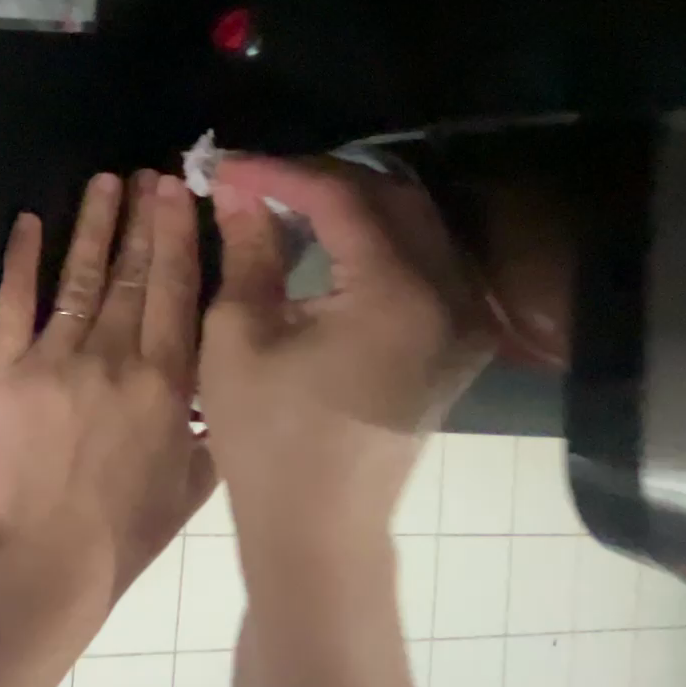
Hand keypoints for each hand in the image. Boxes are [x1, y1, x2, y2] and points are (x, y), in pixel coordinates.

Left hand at [0, 171, 216, 602]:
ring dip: (92, 227)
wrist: (50, 553)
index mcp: (167, 383)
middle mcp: (114, 357)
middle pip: (132, 275)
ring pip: (80, 277)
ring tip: (104, 183)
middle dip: (141, 220)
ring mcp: (55, 357)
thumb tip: (216, 369)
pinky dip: (21, 259)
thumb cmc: (128, 525)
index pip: (176, 291)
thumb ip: (208, 416)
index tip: (179, 194)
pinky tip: (29, 221)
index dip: (178, 237)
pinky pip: (16, 302)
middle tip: (147, 173)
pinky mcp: (7, 366)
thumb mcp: (195, 475)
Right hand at [198, 155, 496, 539]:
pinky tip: (318, 233)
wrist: (317, 521)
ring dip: (344, 199)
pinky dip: (368, 233)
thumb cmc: (265, 432)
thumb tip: (235, 189)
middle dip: (313, 177)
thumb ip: (247, 249)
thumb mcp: (238, 332)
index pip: (339, 198)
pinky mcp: (456, 337)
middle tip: (248, 177)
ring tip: (276, 196)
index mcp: (397, 298)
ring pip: (411, 221)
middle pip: (389, 197)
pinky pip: (419, 256)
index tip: (220, 166)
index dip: (275, 172)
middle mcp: (452, 298)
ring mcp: (465, 319)